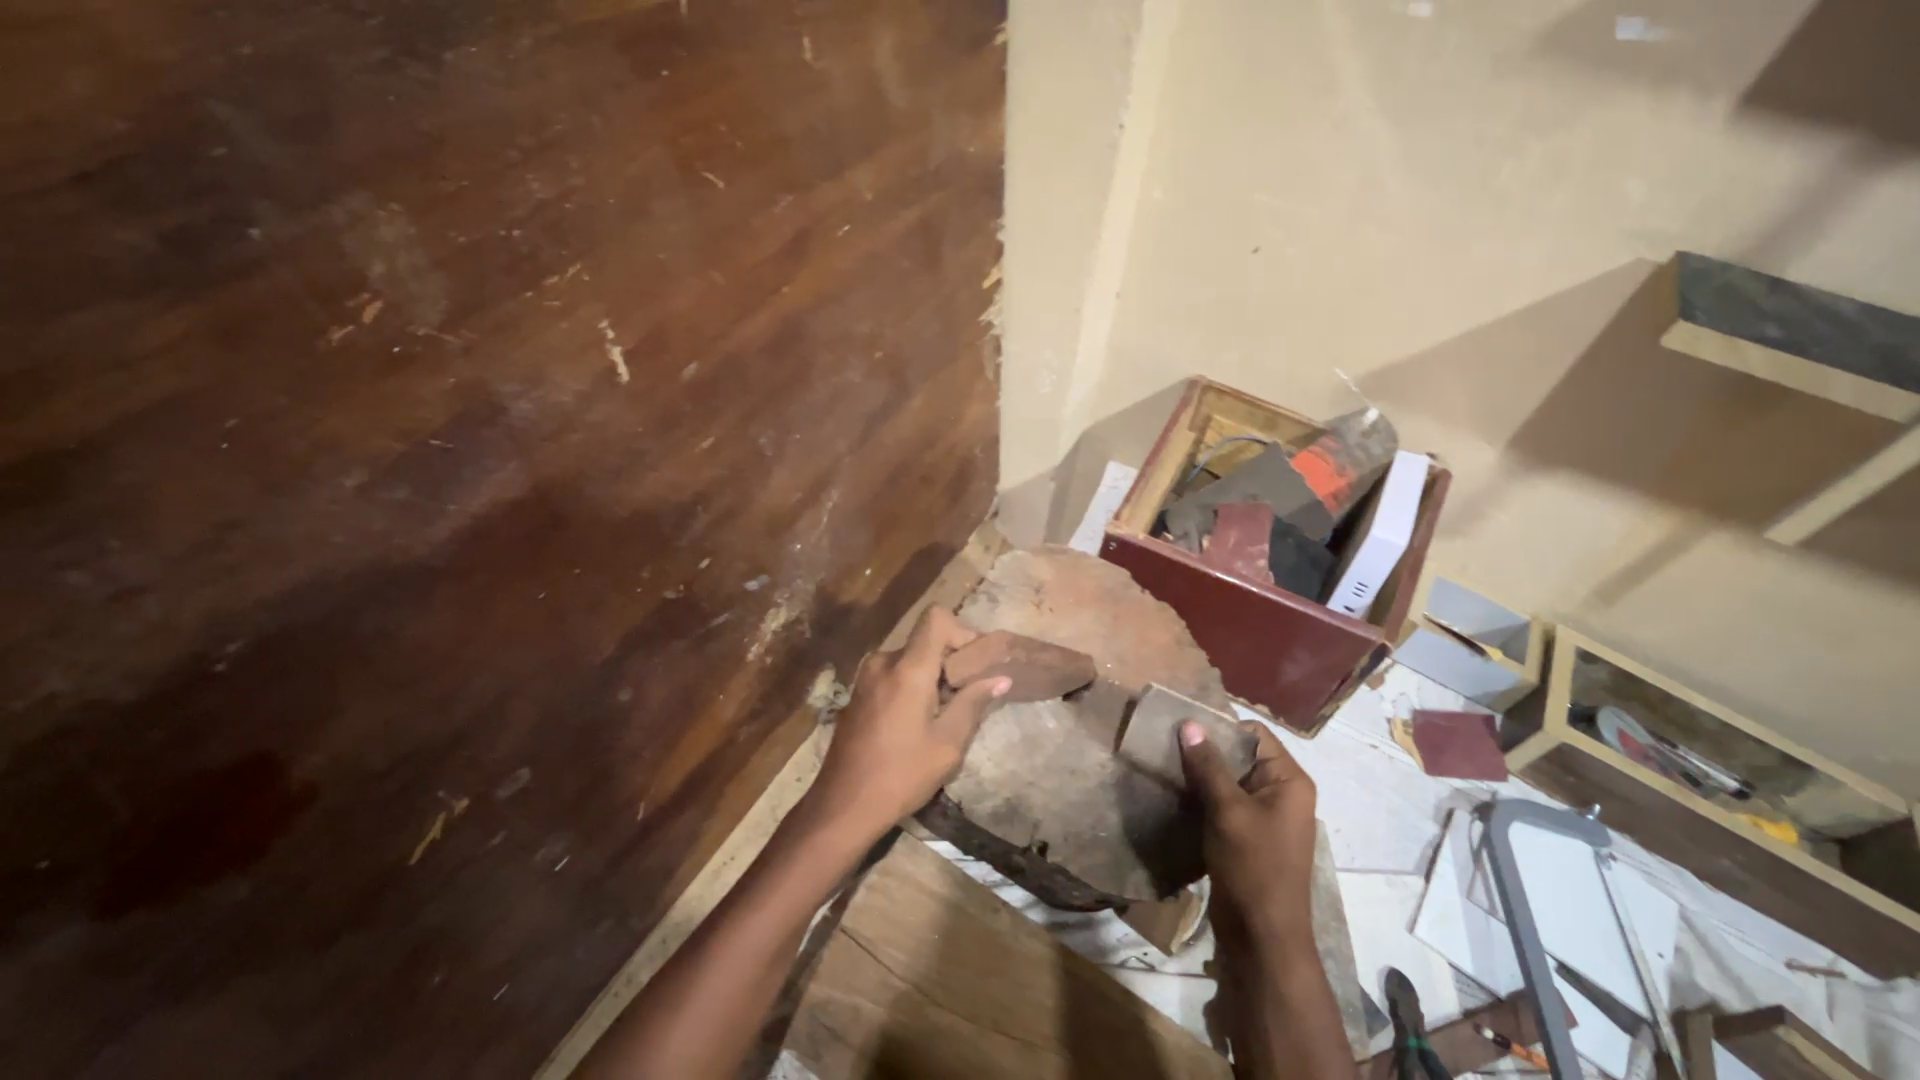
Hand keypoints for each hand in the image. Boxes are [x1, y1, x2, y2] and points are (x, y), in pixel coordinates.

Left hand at [804, 607, 1010, 840]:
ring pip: (910, 658)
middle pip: (925, 640)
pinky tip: (918, 723)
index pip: (936, 618)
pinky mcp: (859, 693)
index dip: (962, 632)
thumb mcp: (948, 744)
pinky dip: (913, 686)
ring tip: (945, 715)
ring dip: (932, 676)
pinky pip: (894, 674)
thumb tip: (1000, 678)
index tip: (975, 666)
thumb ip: (973, 703)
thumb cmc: (901, 776)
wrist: (843, 805)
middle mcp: (883, 662)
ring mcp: (866, 677)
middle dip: (951, 661)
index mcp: (907, 669)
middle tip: (969, 697)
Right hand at [1180, 719, 1317, 946]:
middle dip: (1205, 752)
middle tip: (1164, 749)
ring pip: (1228, 781)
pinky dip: (1202, 800)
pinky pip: (1223, 805)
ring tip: (1164, 771)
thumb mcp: (1228, 811)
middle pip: (1240, 755)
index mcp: (1289, 780)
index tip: (1181, 731)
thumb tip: (1189, 724)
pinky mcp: (1247, 836)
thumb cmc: (1252, 867)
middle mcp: (1281, 793)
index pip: (1254, 734)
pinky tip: (1174, 799)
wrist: (1262, 936)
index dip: (1220, 728)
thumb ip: (1208, 766)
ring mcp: (1264, 817)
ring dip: (1199, 777)